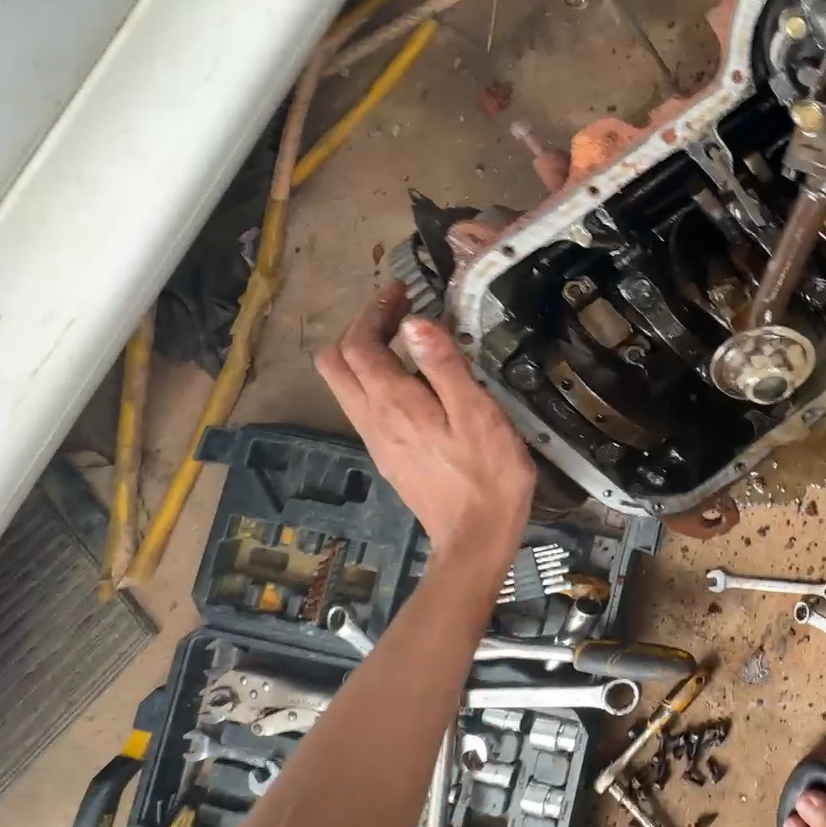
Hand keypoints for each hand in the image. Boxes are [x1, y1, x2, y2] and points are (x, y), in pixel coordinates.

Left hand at [315, 283, 534, 572]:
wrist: (476, 535)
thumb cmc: (489, 473)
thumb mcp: (478, 414)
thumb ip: (446, 368)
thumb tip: (416, 323)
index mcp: (394, 404)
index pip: (360, 346)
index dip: (374, 312)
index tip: (401, 291)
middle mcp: (373, 419)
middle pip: (336, 363)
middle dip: (360, 328)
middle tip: (398, 310)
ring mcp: (376, 439)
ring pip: (346, 384)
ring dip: (365, 351)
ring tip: (407, 336)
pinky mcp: (388, 454)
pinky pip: (365, 404)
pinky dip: (377, 376)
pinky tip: (415, 379)